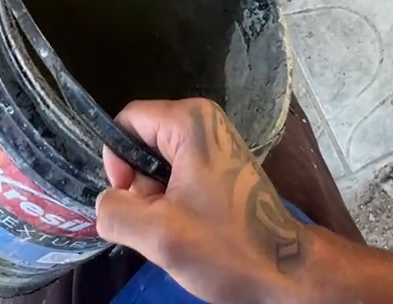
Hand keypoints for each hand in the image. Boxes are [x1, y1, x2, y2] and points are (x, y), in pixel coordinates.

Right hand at [96, 99, 305, 303]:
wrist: (287, 272)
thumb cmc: (226, 247)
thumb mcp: (159, 235)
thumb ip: (117, 211)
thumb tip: (106, 201)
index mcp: (189, 120)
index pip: (129, 121)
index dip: (116, 159)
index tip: (129, 199)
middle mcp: (203, 119)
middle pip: (144, 140)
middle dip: (140, 183)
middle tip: (156, 220)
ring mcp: (216, 140)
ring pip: (160, 160)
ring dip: (156, 196)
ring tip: (176, 227)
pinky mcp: (223, 162)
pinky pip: (179, 170)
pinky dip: (174, 198)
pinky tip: (190, 226)